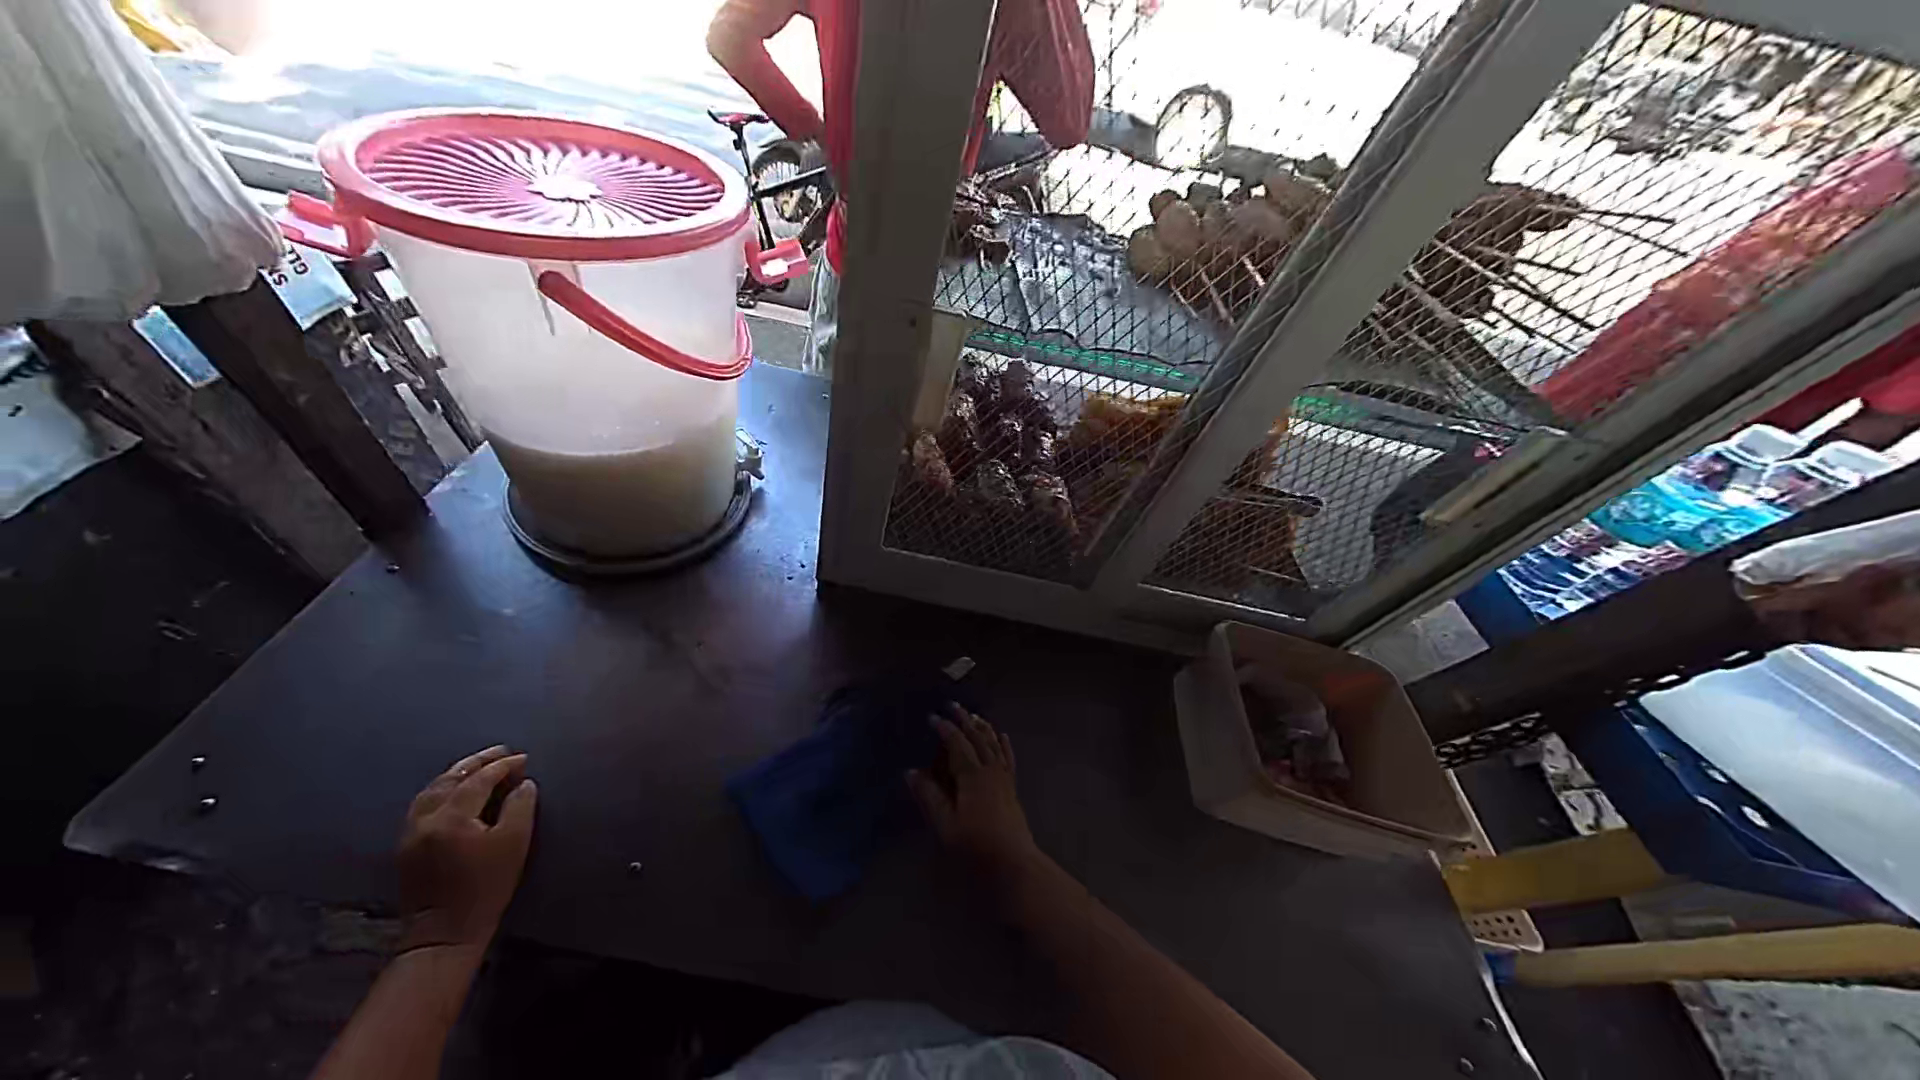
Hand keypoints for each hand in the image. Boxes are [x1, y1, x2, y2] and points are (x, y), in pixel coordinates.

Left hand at [396, 746, 536, 951]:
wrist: (444, 933)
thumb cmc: (486, 886)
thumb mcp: (514, 843)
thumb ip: (520, 806)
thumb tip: (522, 783)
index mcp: (451, 817)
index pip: (480, 780)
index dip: (504, 766)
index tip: (524, 759)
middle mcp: (425, 819)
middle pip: (450, 779)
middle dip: (477, 763)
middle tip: (501, 752)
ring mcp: (410, 833)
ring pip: (432, 791)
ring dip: (457, 774)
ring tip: (478, 766)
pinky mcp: (406, 847)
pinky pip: (423, 805)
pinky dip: (442, 790)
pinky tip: (454, 791)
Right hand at [907, 704, 1043, 879]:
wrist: (1013, 862)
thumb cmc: (976, 845)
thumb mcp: (946, 824)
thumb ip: (930, 796)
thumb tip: (911, 772)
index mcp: (972, 775)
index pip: (956, 744)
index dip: (945, 729)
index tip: (932, 718)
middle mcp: (989, 770)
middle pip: (977, 738)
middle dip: (964, 720)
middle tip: (953, 705)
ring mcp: (1003, 777)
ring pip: (993, 744)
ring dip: (982, 727)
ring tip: (974, 715)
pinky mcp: (1011, 787)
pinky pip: (1007, 757)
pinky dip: (1003, 743)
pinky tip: (1002, 735)